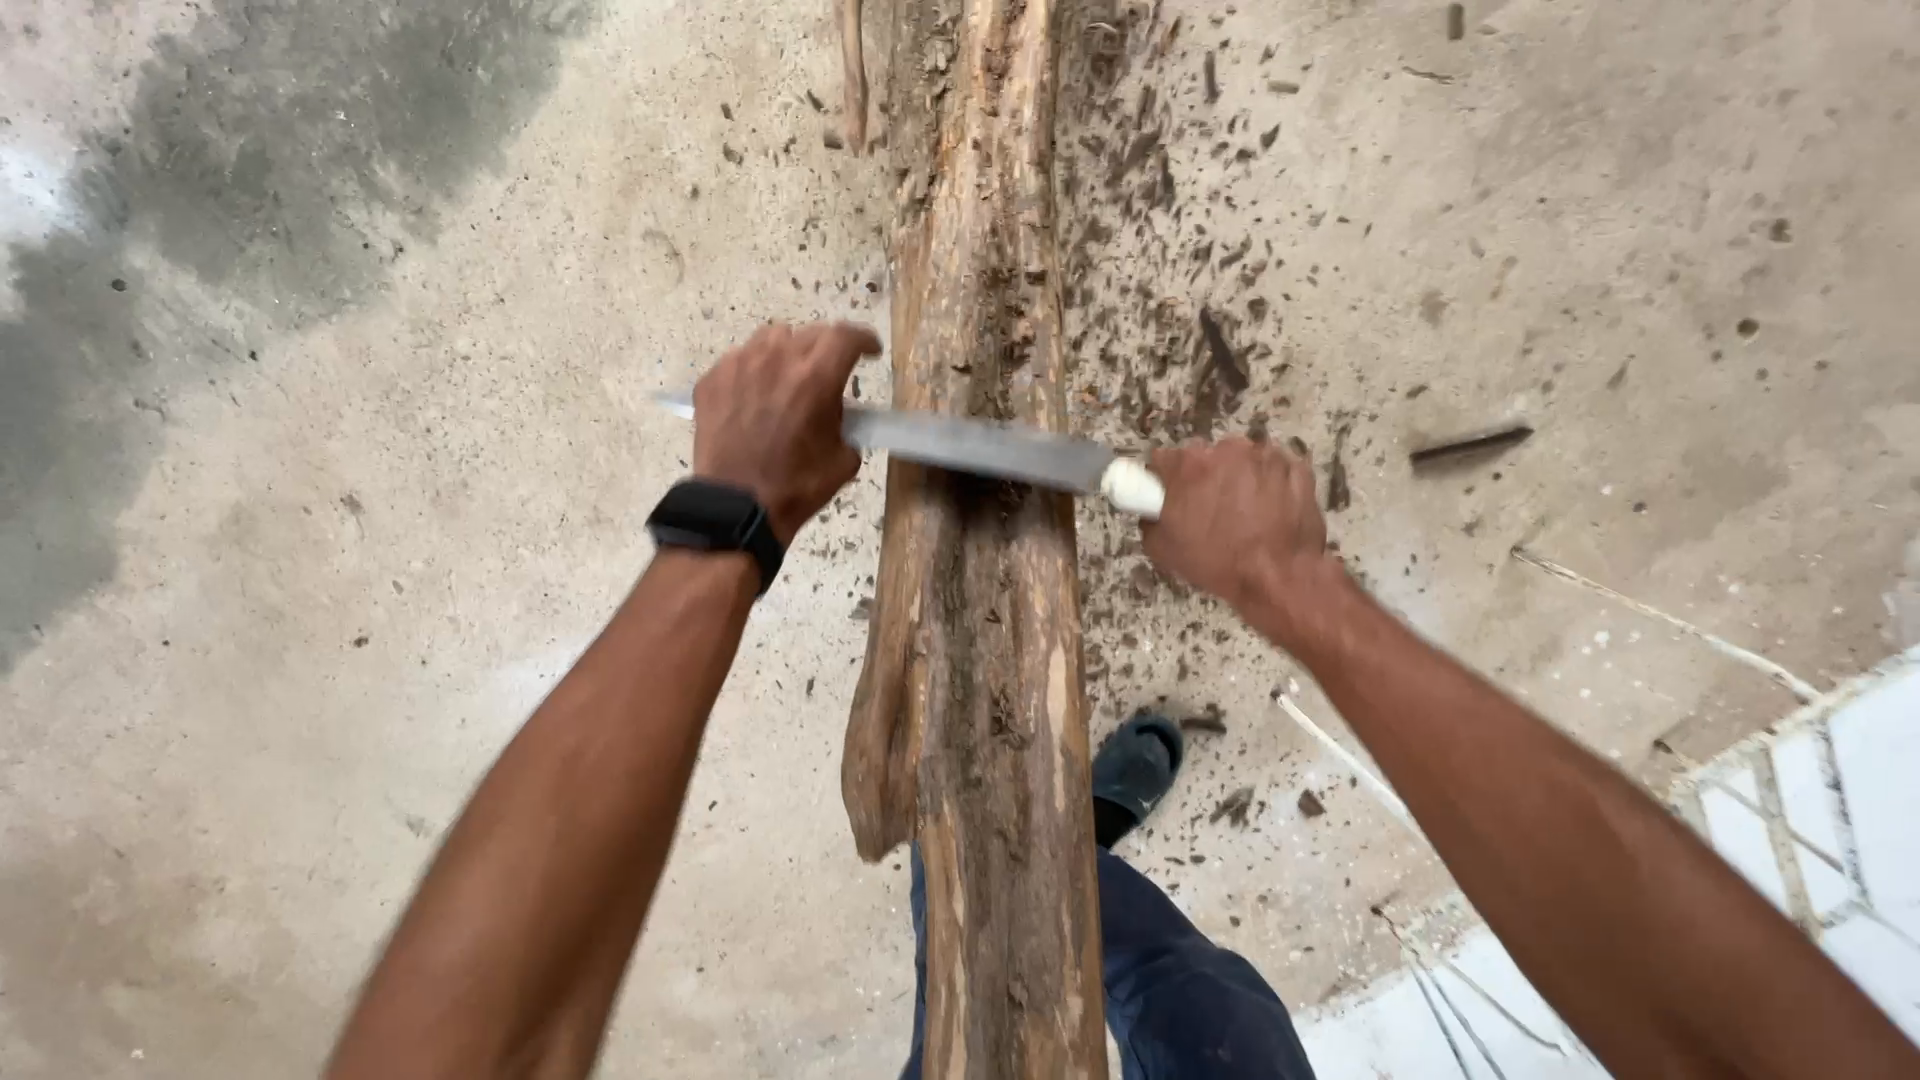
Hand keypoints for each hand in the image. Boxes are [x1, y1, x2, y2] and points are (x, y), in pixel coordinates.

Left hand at [691, 322, 881, 543]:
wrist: (738, 506)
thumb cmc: (797, 486)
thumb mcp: (842, 459)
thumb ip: (846, 423)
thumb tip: (837, 413)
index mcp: (816, 378)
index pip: (846, 337)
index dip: (864, 339)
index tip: (870, 351)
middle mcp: (777, 359)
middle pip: (810, 333)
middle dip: (827, 348)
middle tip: (830, 370)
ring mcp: (739, 365)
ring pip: (772, 339)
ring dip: (789, 352)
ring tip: (790, 377)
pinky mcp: (712, 379)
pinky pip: (740, 360)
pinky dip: (755, 371)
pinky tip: (756, 396)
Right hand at [1139, 438, 1336, 628]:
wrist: (1278, 577)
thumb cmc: (1217, 563)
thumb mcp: (1162, 550)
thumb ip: (1150, 519)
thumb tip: (1154, 511)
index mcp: (1186, 465)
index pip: (1163, 460)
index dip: (1165, 479)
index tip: (1171, 495)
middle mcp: (1224, 450)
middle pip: (1205, 456)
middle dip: (1205, 477)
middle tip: (1211, 510)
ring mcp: (1263, 455)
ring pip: (1242, 460)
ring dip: (1239, 478)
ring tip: (1246, 513)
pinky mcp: (1295, 466)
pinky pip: (1274, 469)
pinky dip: (1270, 484)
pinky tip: (1271, 511)